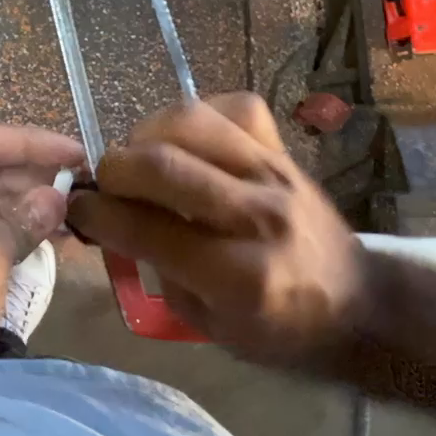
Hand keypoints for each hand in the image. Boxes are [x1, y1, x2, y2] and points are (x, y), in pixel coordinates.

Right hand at [65, 92, 367, 366]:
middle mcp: (259, 216)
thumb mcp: (207, 323)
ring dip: (147, 134)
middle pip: (165, 165)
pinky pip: (233, 107)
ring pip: (191, 121)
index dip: (98, 214)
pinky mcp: (284, 149)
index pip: (149, 229)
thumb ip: (157, 267)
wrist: (359, 305)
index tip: (77, 209)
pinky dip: (197, 115)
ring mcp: (275, 172)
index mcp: (241, 276)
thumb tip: (111, 218)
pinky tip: (184, 138)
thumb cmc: (277, 328)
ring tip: (140, 157)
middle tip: (105, 184)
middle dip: (115, 169)